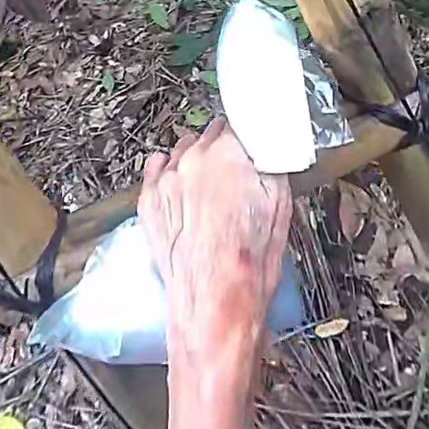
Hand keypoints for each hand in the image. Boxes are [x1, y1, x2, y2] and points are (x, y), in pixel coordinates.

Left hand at [138, 121, 291, 428]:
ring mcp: (166, 180)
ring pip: (186, 151)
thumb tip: (268, 147)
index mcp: (227, 152)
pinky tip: (186, 187)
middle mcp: (192, 158)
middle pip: (212, 133)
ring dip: (200, 159)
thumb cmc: (250, 263)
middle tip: (242, 168)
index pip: (239, 119)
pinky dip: (173, 173)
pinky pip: (159, 170)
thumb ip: (270, 163)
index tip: (257, 135)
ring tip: (215, 186)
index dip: (251, 129)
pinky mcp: (149, 201)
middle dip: (228, 146)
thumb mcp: (280, 204)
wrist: (213, 308)